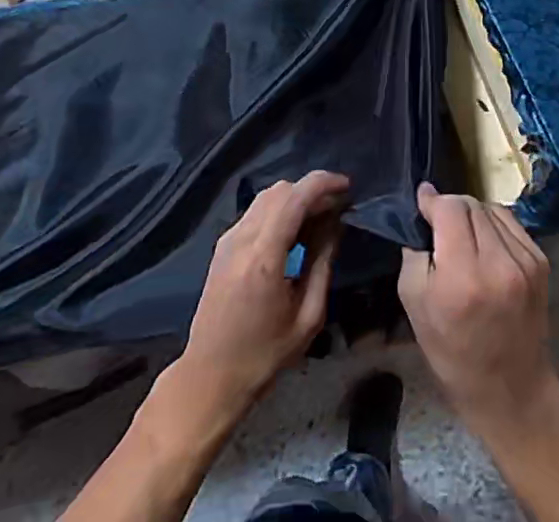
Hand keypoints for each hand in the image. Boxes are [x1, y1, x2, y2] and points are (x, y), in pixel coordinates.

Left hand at [176, 171, 349, 412]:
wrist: (211, 374)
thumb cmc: (265, 353)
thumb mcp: (308, 316)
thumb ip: (322, 263)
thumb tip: (335, 224)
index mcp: (263, 257)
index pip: (294, 198)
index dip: (323, 184)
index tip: (347, 187)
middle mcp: (241, 239)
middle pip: (280, 191)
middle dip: (311, 190)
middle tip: (338, 208)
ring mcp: (228, 240)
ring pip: (266, 197)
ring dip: (295, 198)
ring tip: (320, 217)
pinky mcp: (222, 246)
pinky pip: (255, 212)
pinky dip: (279, 210)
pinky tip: (295, 230)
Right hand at [398, 182, 558, 433]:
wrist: (511, 388)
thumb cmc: (453, 351)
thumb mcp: (414, 304)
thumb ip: (414, 254)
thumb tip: (423, 218)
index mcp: (463, 275)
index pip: (450, 209)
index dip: (432, 200)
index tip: (421, 201)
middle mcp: (499, 262)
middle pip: (471, 204)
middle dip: (449, 207)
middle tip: (437, 223)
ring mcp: (525, 261)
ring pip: (491, 209)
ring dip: (471, 214)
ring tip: (461, 235)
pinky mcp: (541, 263)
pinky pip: (511, 225)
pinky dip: (492, 226)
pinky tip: (484, 245)